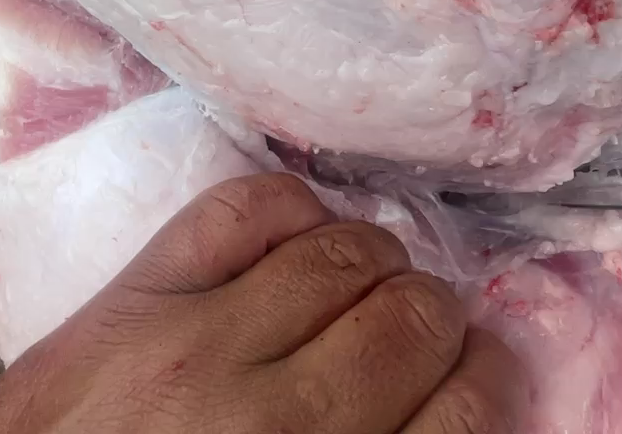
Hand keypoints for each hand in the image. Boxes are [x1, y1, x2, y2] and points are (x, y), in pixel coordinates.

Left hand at [0, 173, 523, 433]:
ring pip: (341, 256)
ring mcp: (195, 347)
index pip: (462, 418)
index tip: (483, 371)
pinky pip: (243, 209)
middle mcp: (276, 424)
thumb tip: (449, 406)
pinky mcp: (131, 298)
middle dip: (436, 314)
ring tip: (374, 275)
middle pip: (407, 321)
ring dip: (379, 258)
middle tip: (427, 322)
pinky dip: (294, 208)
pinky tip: (306, 232)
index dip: (490, 381)